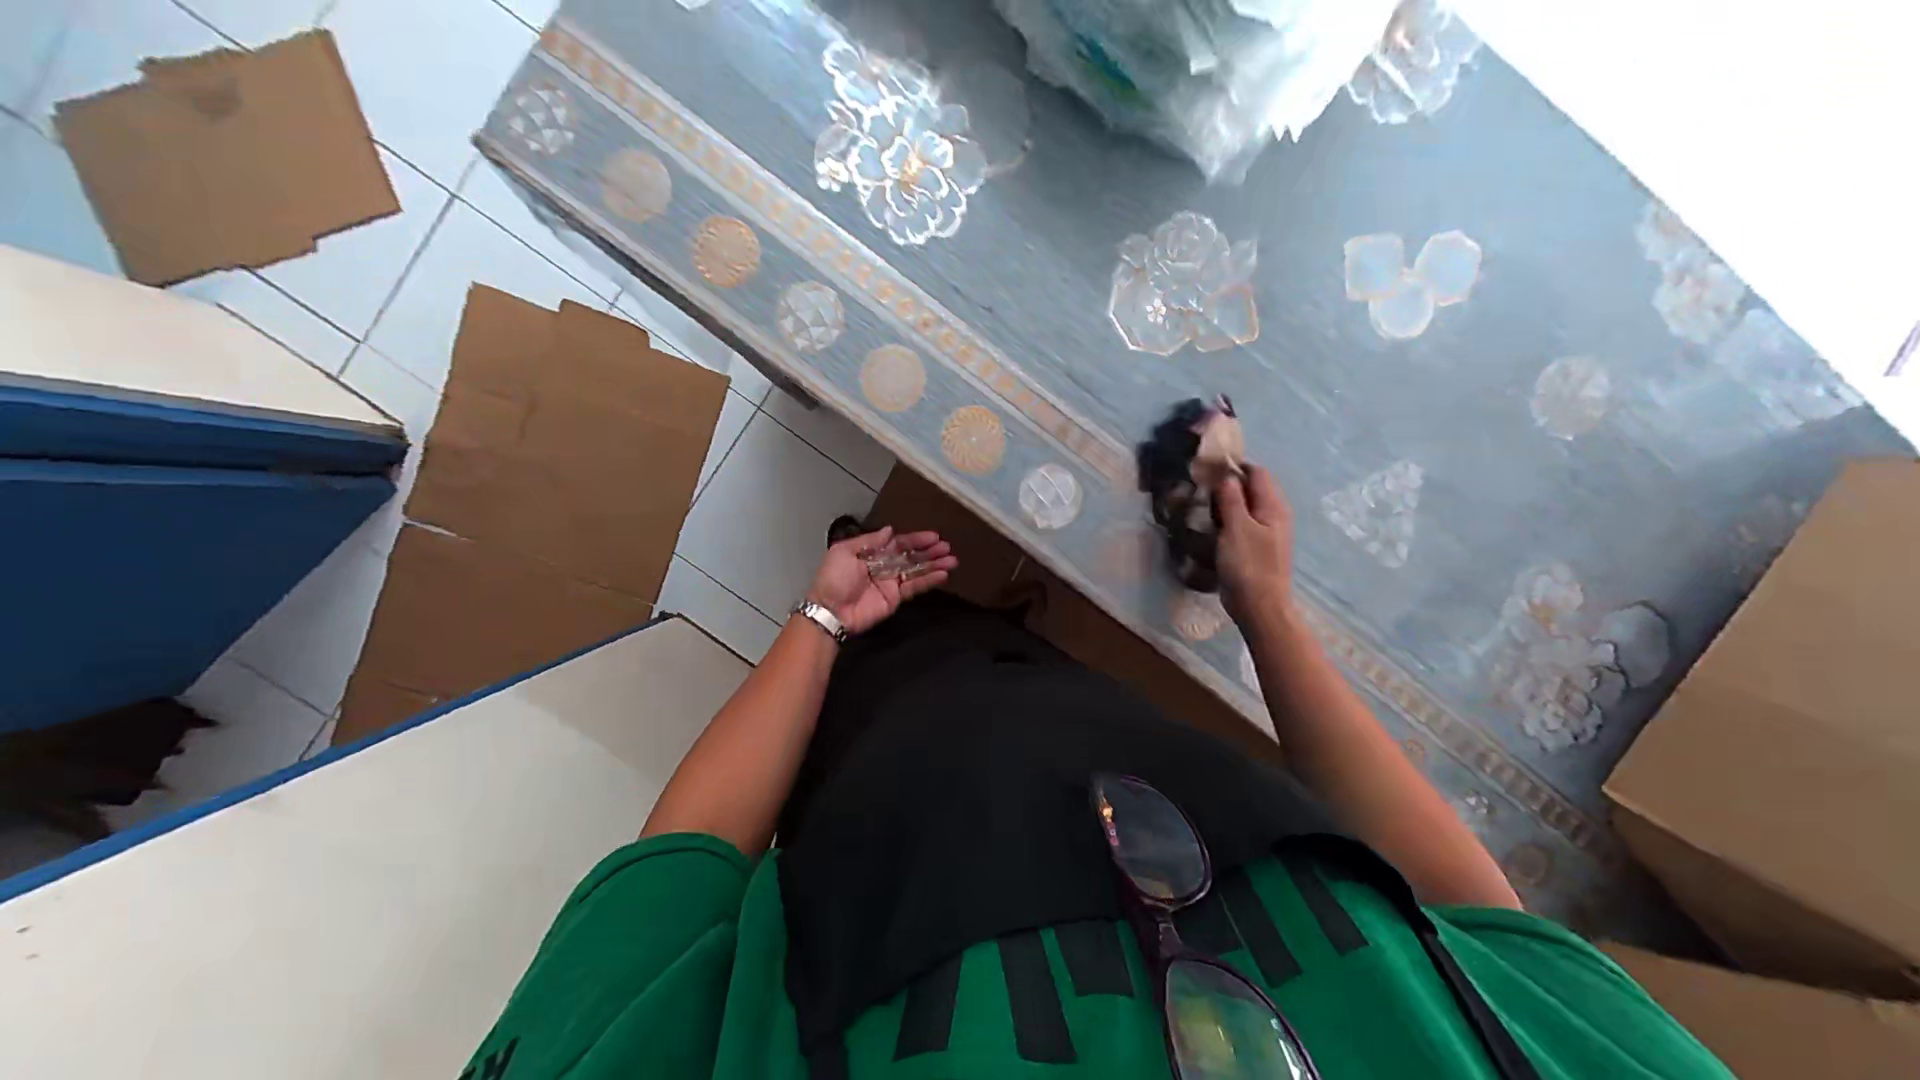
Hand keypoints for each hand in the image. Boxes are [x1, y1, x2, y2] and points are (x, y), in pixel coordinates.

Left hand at [805, 526, 956, 634]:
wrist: (830, 611)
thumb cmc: (834, 578)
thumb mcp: (844, 552)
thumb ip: (869, 541)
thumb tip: (890, 530)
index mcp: (871, 553)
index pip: (898, 543)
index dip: (916, 539)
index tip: (934, 536)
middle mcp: (884, 566)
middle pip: (911, 556)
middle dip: (929, 551)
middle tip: (948, 547)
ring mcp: (891, 583)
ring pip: (917, 571)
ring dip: (934, 565)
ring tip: (952, 560)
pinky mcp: (896, 599)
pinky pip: (915, 587)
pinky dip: (929, 581)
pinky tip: (943, 574)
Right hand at [1214, 464, 1295, 635]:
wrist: (1259, 606)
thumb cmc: (1248, 565)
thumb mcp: (1237, 528)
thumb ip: (1232, 499)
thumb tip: (1227, 476)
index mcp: (1274, 507)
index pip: (1257, 473)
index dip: (1234, 467)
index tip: (1208, 470)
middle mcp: (1275, 515)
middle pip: (1253, 489)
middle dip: (1229, 485)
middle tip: (1202, 490)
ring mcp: (1268, 533)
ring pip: (1247, 507)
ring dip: (1227, 504)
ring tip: (1203, 508)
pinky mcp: (1258, 548)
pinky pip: (1243, 525)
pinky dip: (1229, 521)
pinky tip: (1213, 529)